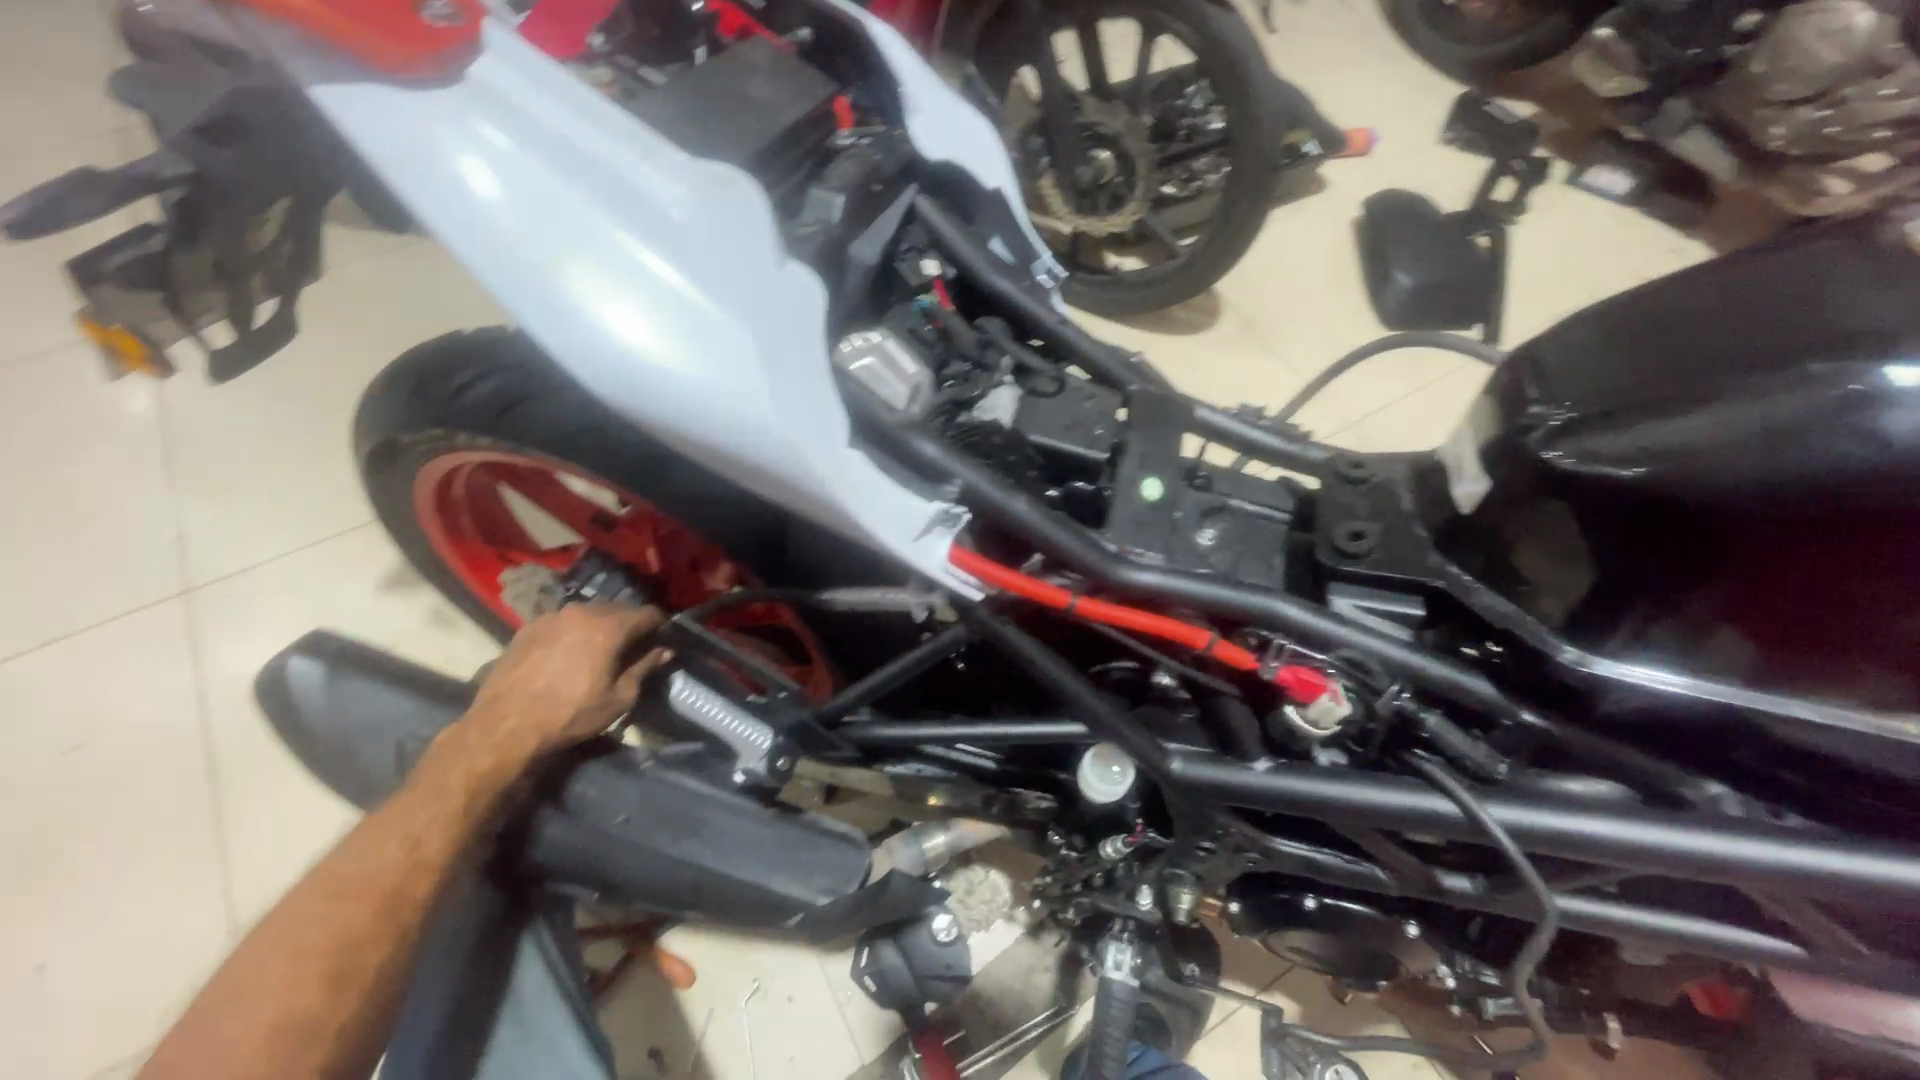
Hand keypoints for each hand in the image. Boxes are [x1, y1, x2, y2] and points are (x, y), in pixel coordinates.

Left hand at [462, 604, 671, 762]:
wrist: (507, 726)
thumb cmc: (571, 715)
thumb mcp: (619, 698)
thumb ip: (644, 668)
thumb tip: (664, 651)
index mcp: (609, 627)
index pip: (648, 613)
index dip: (659, 626)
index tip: (660, 641)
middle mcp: (582, 612)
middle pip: (617, 609)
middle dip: (628, 625)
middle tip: (631, 648)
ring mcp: (551, 617)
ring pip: (587, 614)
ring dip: (598, 627)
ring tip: (596, 651)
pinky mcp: (528, 627)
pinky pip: (561, 622)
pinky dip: (571, 632)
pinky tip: (566, 655)